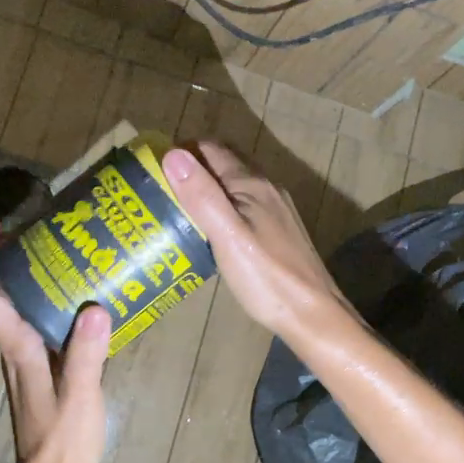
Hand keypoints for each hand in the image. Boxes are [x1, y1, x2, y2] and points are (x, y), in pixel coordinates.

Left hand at [0, 225, 109, 462]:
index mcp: (18, 350)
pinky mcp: (43, 369)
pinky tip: (82, 298)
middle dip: (7, 258)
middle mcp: (15, 349)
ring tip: (65, 252)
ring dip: (28, 278)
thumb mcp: (80, 399)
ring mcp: (27, 360)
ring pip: (17, 308)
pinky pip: (38, 324)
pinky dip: (50, 302)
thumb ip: (87, 356)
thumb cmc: (62, 443)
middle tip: (40, 229)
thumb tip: (97, 308)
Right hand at [162, 142, 356, 343]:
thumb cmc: (266, 278)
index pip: (210, 149)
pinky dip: (221, 206)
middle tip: (158, 187)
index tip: (151, 167)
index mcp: (251, 184)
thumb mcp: (227, 236)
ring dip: (206, 187)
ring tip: (176, 207)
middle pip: (223, 163)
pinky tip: (209, 229)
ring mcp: (275, 209)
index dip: (180, 151)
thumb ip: (201, 195)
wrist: (312, 313)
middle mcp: (266, 188)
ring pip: (234, 184)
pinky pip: (243, 204)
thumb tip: (173, 154)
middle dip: (192, 166)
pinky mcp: (278, 229)